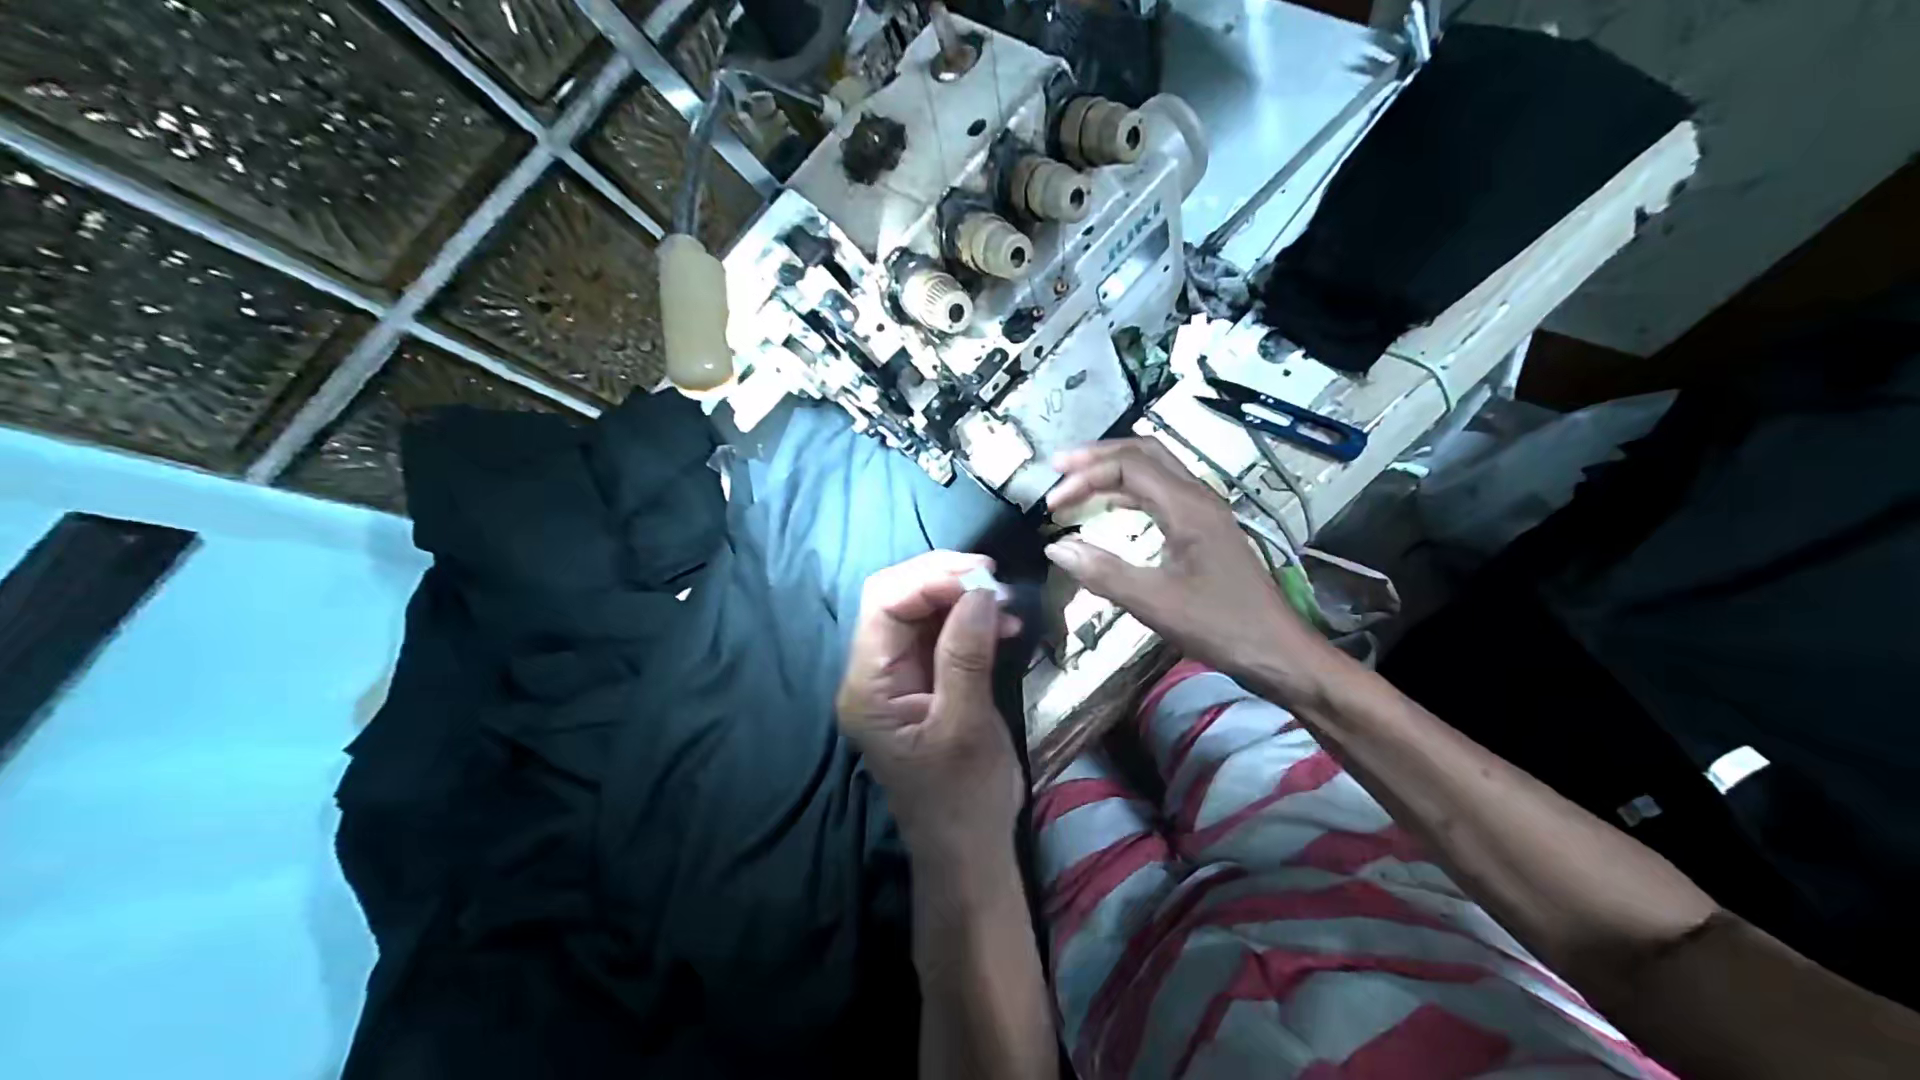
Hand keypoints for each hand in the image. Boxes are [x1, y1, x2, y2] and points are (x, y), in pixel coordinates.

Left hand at [837, 552, 1024, 866]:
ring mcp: (896, 678)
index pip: (884, 605)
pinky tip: (1002, 623)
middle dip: (943, 580)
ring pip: (918, 612)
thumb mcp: (966, 726)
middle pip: (895, 600)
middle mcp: (872, 675)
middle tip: (994, 578)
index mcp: (867, 687)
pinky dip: (969, 621)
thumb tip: (980, 591)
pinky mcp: (922, 683)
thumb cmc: (963, 799)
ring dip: (960, 598)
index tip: (983, 575)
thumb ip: (966, 655)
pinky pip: (939, 635)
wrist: (967, 851)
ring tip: (1004, 601)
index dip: (930, 579)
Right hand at [1043, 438, 1325, 691]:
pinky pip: (1161, 492)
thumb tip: (1056, 547)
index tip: (1052, 503)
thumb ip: (1102, 572)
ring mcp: (1204, 511)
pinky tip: (1109, 507)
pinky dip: (1128, 491)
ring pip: (1154, 469)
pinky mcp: (1205, 528)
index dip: (1085, 476)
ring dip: (1113, 470)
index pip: (1128, 465)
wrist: (1276, 650)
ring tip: (1075, 483)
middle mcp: (1198, 497)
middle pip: (1144, 452)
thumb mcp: (1154, 603)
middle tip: (1058, 468)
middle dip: (1098, 456)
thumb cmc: (1219, 626)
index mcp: (1187, 507)